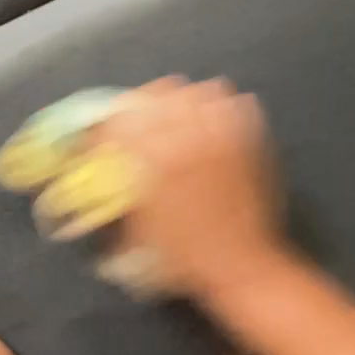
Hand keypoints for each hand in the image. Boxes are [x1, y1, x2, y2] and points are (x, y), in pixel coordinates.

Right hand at [93, 76, 288, 297]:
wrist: (239, 265)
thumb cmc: (182, 256)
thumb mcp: (136, 225)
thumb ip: (119, 188)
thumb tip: (104, 169)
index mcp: (152, 158)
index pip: (119, 117)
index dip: (107, 125)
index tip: (105, 137)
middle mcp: (186, 136)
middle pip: (159, 91)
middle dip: (146, 105)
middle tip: (144, 124)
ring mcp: (222, 133)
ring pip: (199, 90)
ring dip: (187, 101)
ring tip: (183, 120)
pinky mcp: (250, 138)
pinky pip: (237, 102)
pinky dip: (223, 108)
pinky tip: (216, 125)